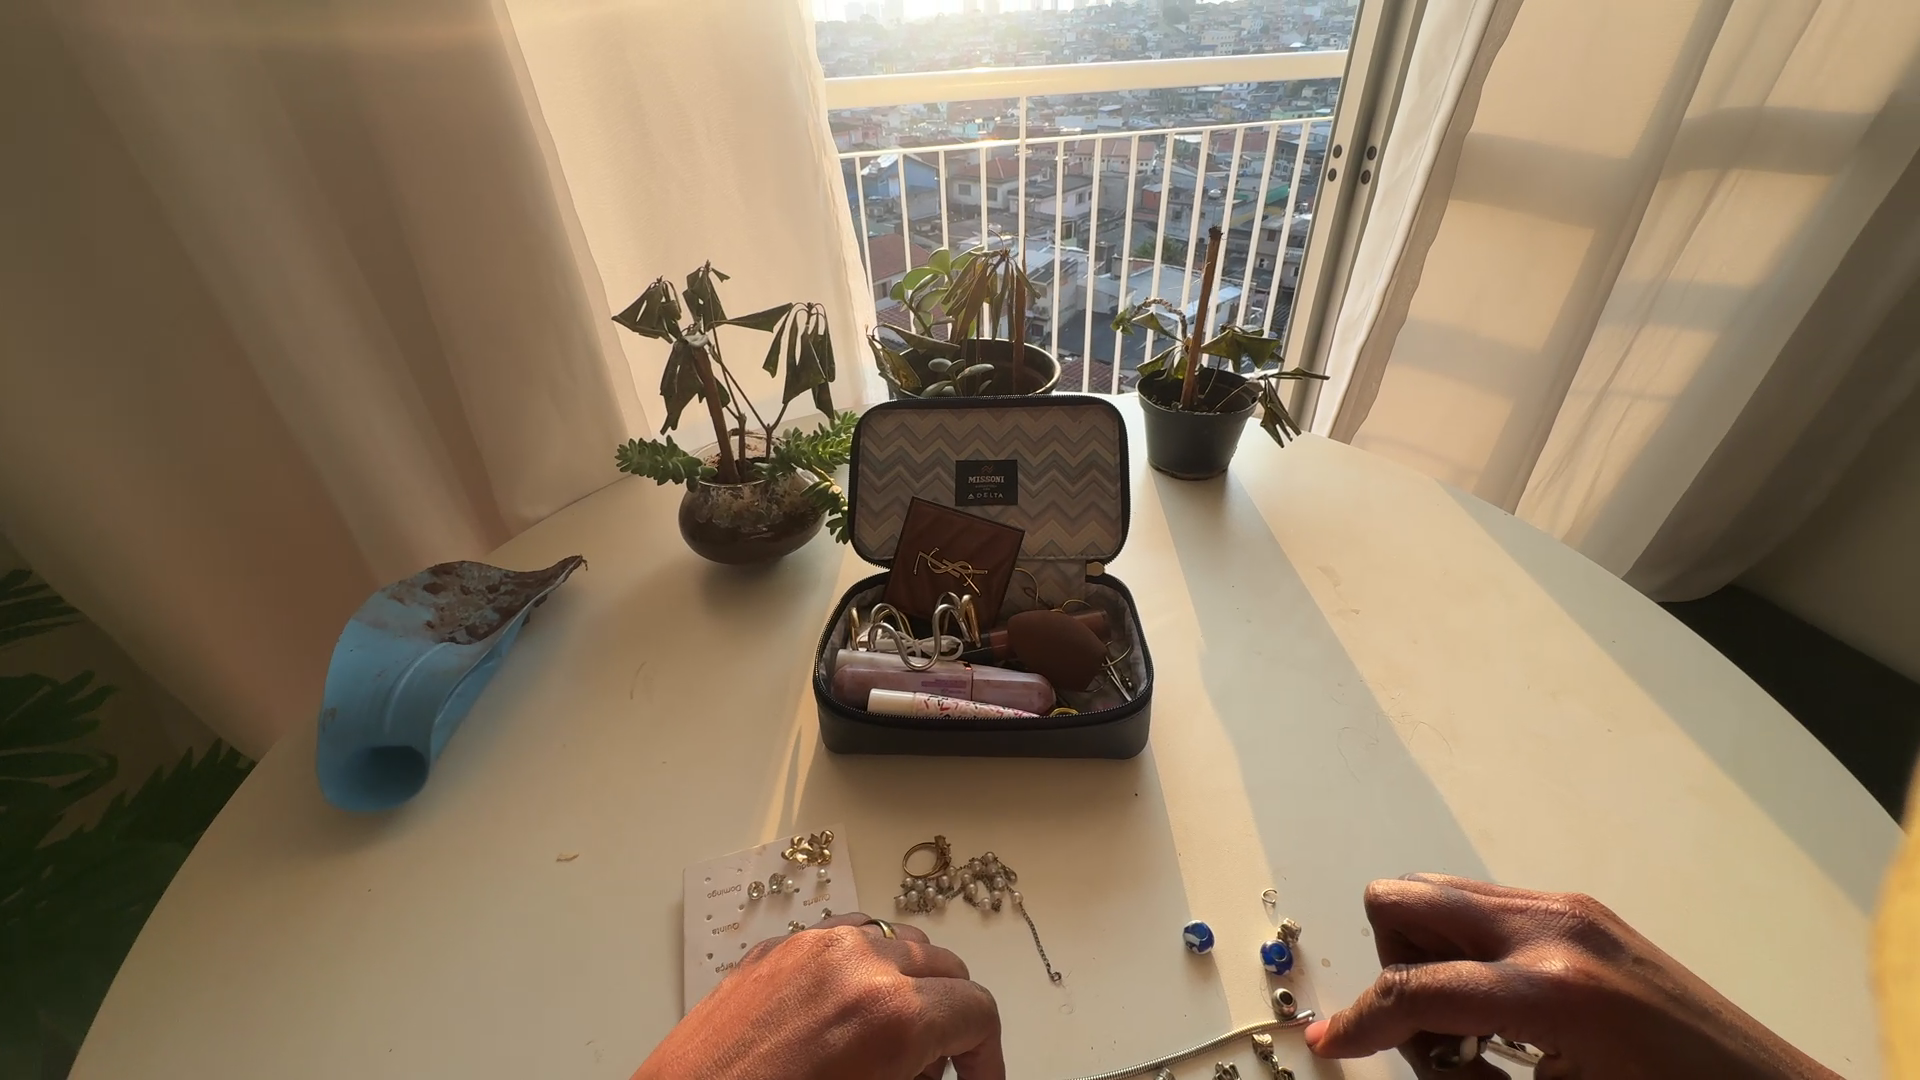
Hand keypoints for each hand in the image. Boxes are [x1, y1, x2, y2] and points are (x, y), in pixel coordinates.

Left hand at [632, 913, 1002, 1079]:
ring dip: (912, 984)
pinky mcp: (779, 945)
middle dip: (952, 1018)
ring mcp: (816, 942)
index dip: (988, 1056)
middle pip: (944, 967)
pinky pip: (848, 935)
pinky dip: (866, 963)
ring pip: (899, 940)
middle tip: (934, 1071)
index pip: (976, 1011)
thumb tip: (939, 1069)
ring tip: (891, 1035)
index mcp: (890, 1014)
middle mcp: (861, 959)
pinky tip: (847, 1006)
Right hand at [1304, 875, 1839, 1078]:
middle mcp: (1544, 926)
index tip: (1329, 1045)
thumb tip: (1380, 1040)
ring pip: (1430, 894)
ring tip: (1478, 1023)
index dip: (1362, 1023)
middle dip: (1392, 966)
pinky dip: (1464, 949)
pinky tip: (1508, 1005)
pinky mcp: (1573, 904)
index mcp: (1550, 990)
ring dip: (1426, 955)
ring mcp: (1560, 905)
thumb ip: (1463, 1073)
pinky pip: (1475, 907)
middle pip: (1400, 903)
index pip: (1414, 990)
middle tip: (1435, 1031)